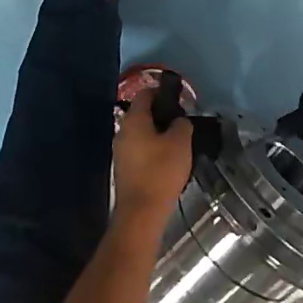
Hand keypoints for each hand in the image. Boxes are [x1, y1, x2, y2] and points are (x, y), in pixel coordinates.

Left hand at [112, 96, 192, 223]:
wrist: (141, 210)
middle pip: (141, 114)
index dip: (161, 92)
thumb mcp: (180, 143)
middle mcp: (122, 132)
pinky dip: (151, 148)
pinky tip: (166, 158)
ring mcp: (120, 151)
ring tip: (177, 139)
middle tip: (180, 120)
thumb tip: (179, 121)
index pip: (145, 95)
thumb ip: (181, 125)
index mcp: (134, 120)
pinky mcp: (123, 168)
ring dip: (156, 132)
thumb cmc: (161, 171)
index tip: (177, 96)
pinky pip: (139, 149)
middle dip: (160, 114)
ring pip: (140, 133)